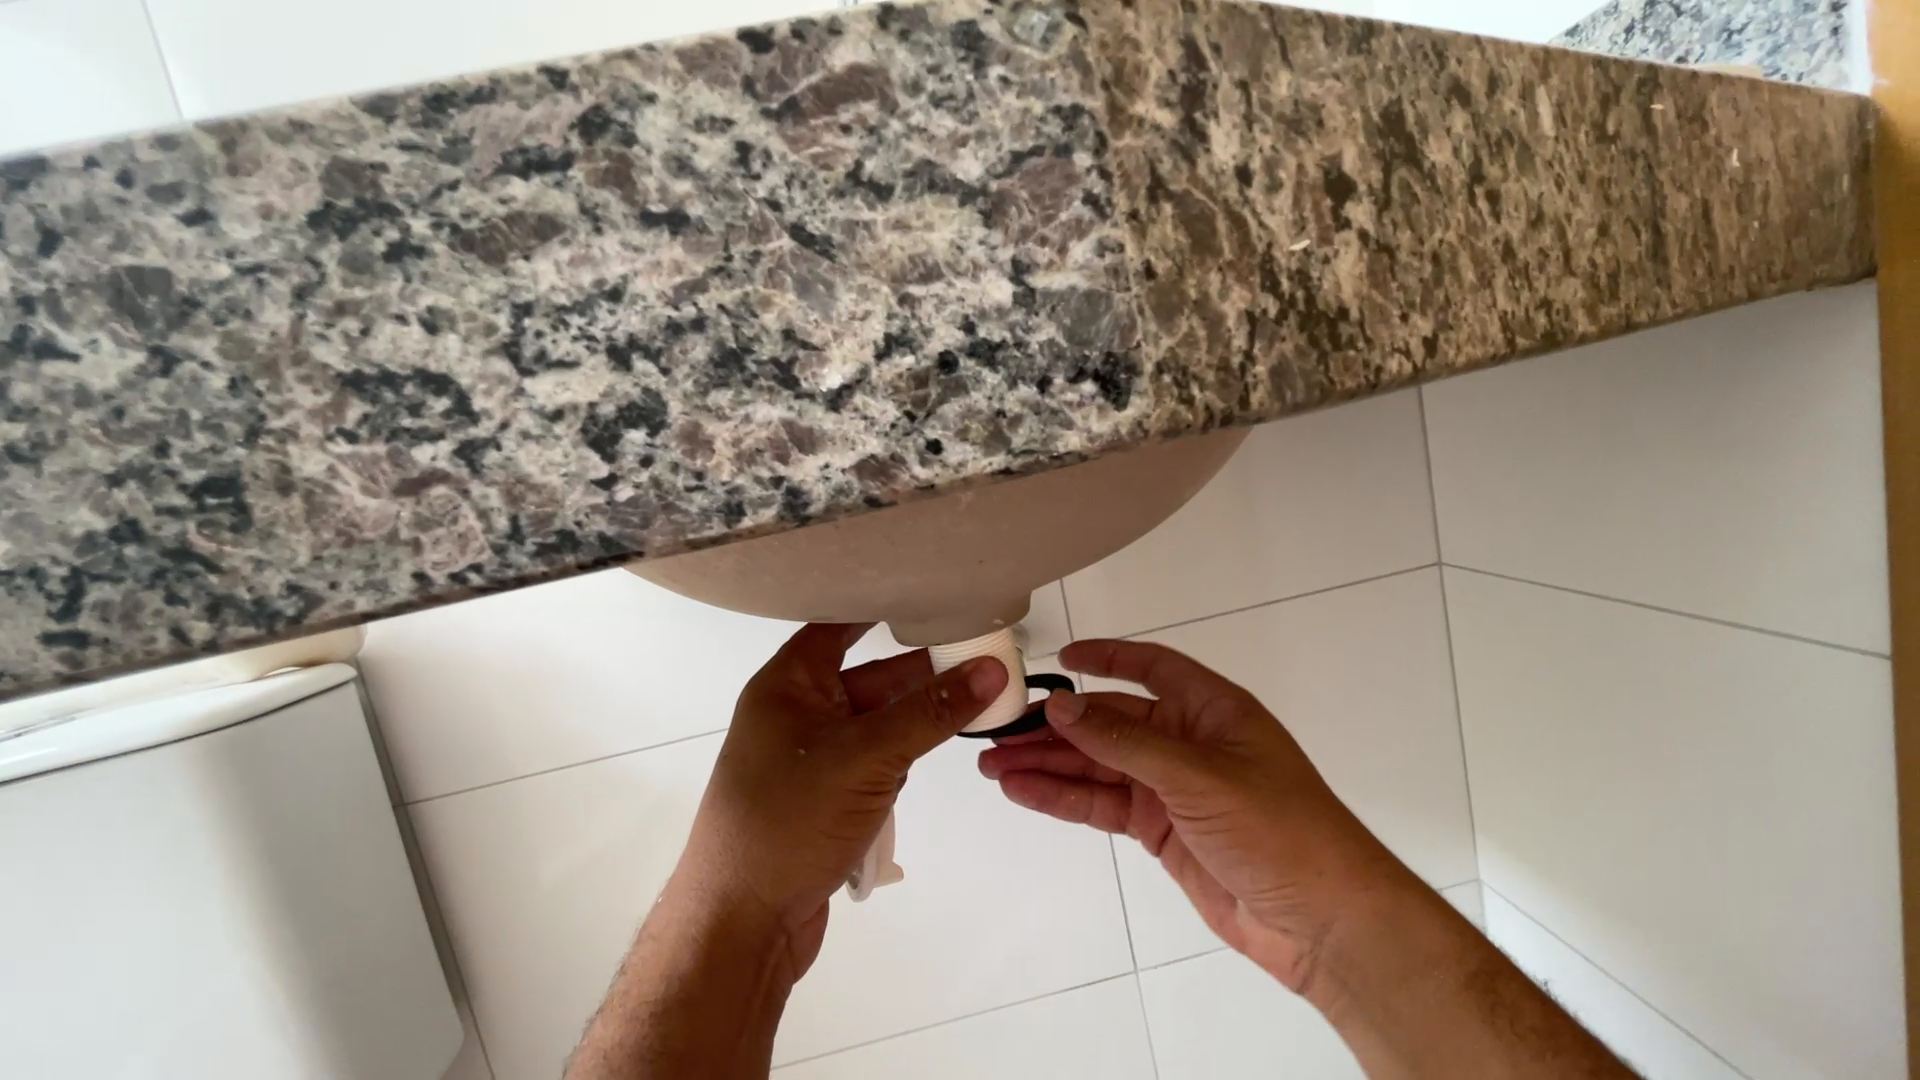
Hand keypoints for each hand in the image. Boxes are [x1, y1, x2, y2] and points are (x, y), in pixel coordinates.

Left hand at [672, 623, 1007, 982]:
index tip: (932, 592)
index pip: (837, 626)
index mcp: (787, 685)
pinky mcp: (824, 796)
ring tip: (975, 690)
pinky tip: (940, 743)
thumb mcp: (865, 757)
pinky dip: (903, 751)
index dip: (881, 607)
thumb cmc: (790, 819)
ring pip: (873, 720)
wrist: (741, 923)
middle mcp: (795, 713)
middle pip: (865, 674)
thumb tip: (993, 670)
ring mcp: (809, 757)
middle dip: (917, 667)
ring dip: (915, 712)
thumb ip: (930, 713)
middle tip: (977, 647)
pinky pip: (872, 758)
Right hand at [978, 639, 1409, 994]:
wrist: (1322, 922)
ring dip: (1048, 765)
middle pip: (1109, 723)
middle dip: (1055, 728)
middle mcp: (1185, 742)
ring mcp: (1171, 789)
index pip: (1150, 668)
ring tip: (993, 765)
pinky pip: (1103, 805)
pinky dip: (1064, 798)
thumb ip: (1123, 740)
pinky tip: (1023, 792)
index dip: (1106, 658)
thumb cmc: (1275, 827)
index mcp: (1209, 710)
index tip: (1058, 659)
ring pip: (1098, 767)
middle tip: (998, 733)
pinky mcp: (1160, 830)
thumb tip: (1061, 705)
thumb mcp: (1197, 775)